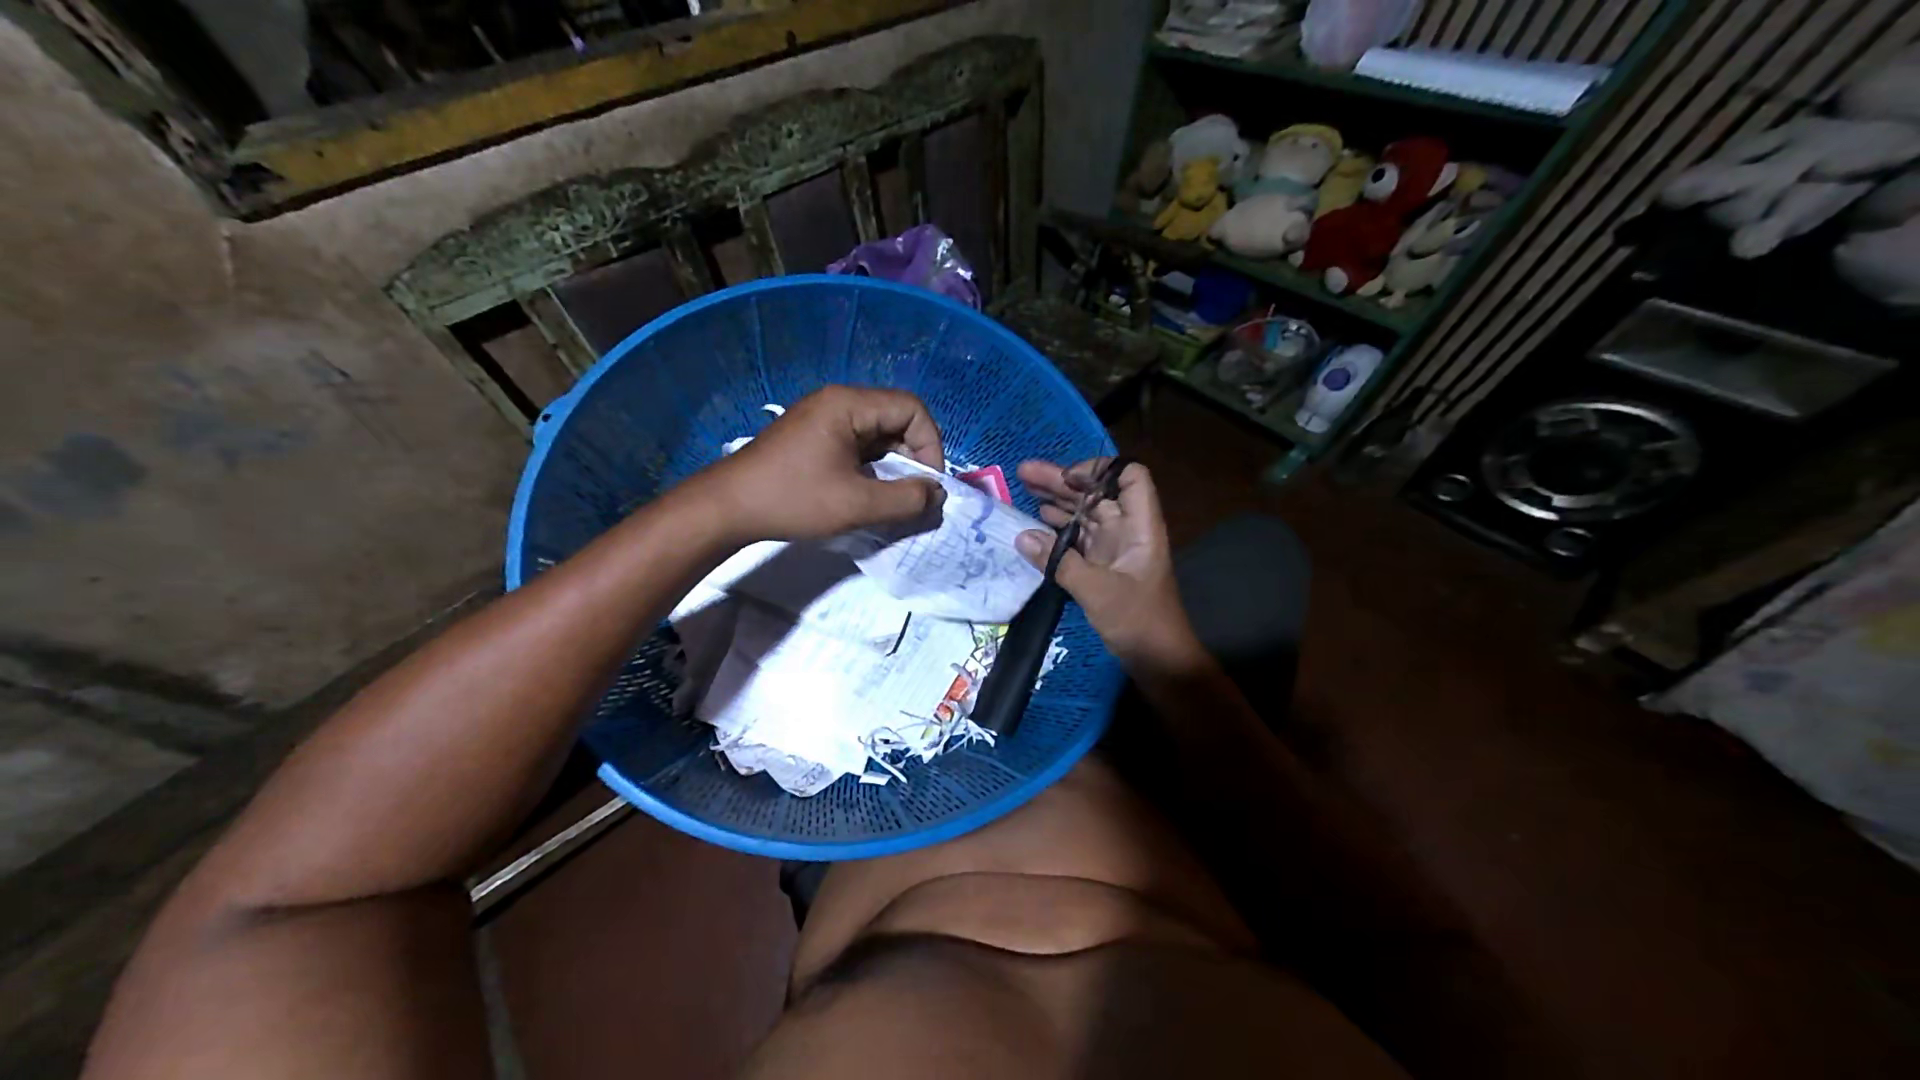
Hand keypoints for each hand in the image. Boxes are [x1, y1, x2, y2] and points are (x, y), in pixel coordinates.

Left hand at [696, 386, 946, 541]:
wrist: (727, 507)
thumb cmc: (792, 500)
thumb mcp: (857, 505)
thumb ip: (906, 499)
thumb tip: (936, 494)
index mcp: (848, 404)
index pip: (912, 408)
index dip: (930, 445)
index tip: (927, 484)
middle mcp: (838, 401)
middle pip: (896, 417)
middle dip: (913, 456)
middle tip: (912, 494)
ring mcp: (823, 416)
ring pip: (878, 433)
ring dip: (893, 463)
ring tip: (892, 497)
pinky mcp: (814, 435)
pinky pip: (858, 442)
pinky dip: (872, 465)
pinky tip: (868, 492)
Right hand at [1013, 459, 1201, 666]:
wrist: (1158, 659)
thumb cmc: (1139, 621)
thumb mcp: (1098, 591)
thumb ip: (1060, 563)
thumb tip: (1022, 536)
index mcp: (1139, 526)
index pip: (1130, 477)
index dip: (1100, 470)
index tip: (1067, 480)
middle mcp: (1126, 530)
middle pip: (1096, 493)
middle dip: (1062, 481)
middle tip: (1023, 472)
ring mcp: (1112, 548)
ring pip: (1083, 514)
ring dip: (1055, 500)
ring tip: (1022, 488)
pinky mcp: (1100, 566)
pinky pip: (1075, 538)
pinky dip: (1055, 528)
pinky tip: (1033, 522)